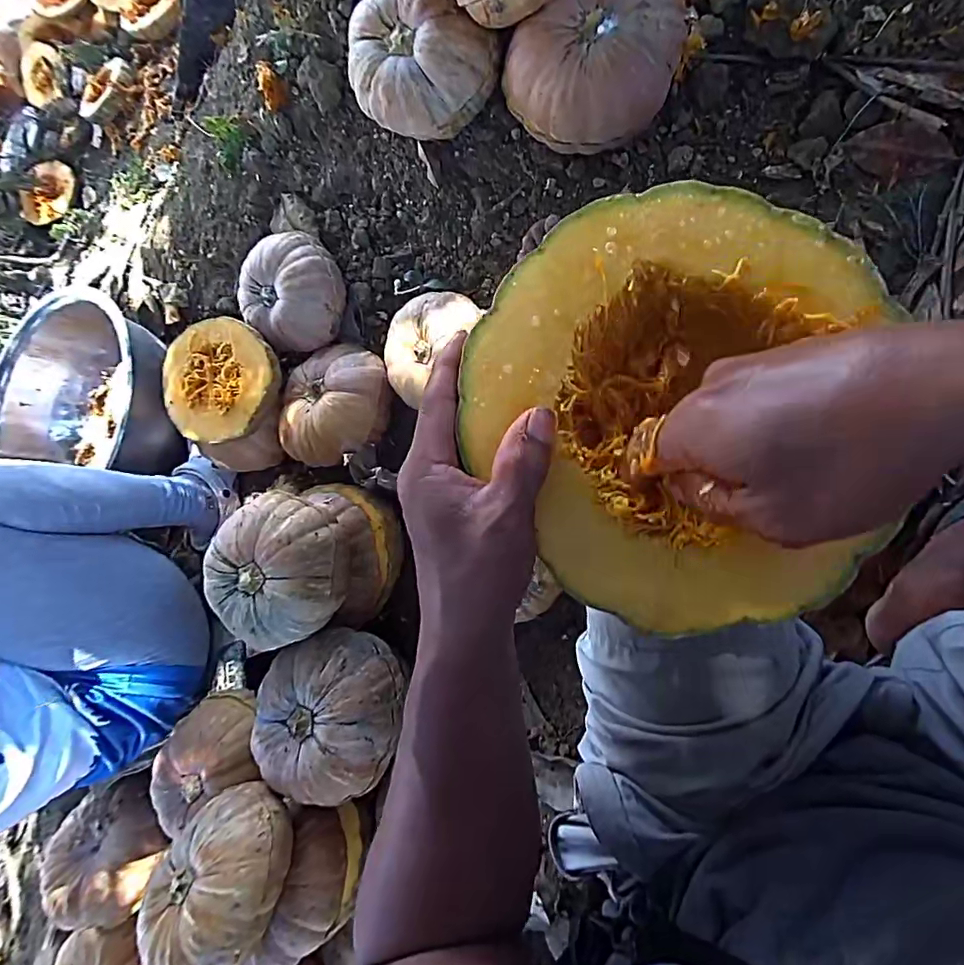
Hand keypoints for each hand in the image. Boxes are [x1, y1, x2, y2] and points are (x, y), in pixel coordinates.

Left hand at [398, 331, 553, 633]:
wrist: (465, 631)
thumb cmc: (479, 574)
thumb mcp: (506, 514)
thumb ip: (521, 462)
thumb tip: (539, 412)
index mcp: (426, 470)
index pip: (435, 405)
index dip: (448, 366)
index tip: (462, 333)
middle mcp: (424, 477)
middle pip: (442, 419)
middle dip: (464, 386)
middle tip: (496, 357)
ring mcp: (436, 497)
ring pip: (456, 444)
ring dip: (478, 418)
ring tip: (509, 392)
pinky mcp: (451, 513)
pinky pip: (468, 465)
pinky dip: (487, 446)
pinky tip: (514, 446)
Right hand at [647, 326, 959, 546]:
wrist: (937, 384)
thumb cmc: (848, 467)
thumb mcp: (777, 518)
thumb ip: (718, 507)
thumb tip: (692, 484)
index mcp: (695, 425)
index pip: (647, 455)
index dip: (663, 485)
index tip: (697, 504)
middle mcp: (715, 383)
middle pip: (690, 432)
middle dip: (711, 465)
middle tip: (758, 497)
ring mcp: (758, 360)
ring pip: (731, 413)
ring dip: (750, 443)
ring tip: (803, 467)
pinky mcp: (798, 348)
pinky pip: (766, 394)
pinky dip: (780, 419)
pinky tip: (828, 435)